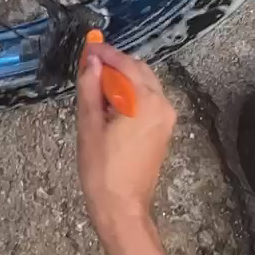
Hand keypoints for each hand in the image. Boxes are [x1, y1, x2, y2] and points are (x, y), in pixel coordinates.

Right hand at [75, 41, 177, 247]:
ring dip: (121, 79)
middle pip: (138, 70)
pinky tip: (109, 104)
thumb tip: (92, 61)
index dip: (104, 53)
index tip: (87, 46)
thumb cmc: (102, 170)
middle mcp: (162, 105)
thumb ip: (90, 87)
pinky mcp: (163, 129)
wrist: (122, 208)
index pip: (125, 64)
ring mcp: (166, 118)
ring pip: (143, 84)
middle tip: (88, 67)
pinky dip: (130, 94)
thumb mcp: (89, 125)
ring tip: (95, 88)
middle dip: (114, 65)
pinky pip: (148, 99)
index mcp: (145, 102)